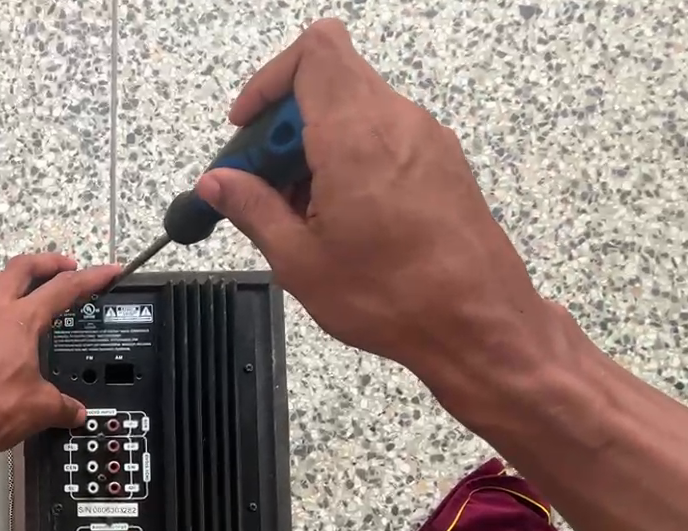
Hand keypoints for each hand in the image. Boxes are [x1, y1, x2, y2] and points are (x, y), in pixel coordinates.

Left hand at [0, 254, 121, 461]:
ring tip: (21, 285)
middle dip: (48, 262)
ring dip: (7, 276)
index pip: (63, 289)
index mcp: (19, 322)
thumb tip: (76, 413)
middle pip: (20, 268)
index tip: (110, 271)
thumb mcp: (38, 410)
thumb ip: (63, 407)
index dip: (91, 278)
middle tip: (67, 266)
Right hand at [199, 20, 550, 382]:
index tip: (243, 133)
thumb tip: (215, 182)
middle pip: (327, 82)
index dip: (267, 82)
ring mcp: (423, 136)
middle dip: (278, 127)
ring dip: (308, 147)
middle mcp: (395, 120)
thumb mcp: (296, 258)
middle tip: (255, 188)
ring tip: (292, 213)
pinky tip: (330, 215)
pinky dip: (341, 158)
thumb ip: (252, 208)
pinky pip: (378, 136)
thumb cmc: (383, 294)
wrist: (472, 318)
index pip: (313, 54)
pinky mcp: (437, 159)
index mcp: (355, 136)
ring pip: (352, 110)